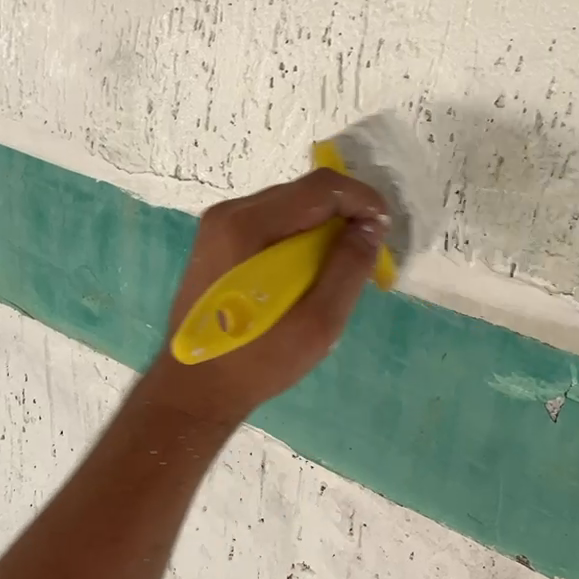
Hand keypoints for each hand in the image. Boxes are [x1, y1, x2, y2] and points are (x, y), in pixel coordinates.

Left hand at [146, 167, 388, 421]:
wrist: (194, 390)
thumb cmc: (257, 361)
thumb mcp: (318, 321)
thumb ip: (349, 267)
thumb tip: (372, 226)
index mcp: (249, 227)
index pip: (320, 187)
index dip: (362, 199)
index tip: (383, 230)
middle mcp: (230, 214)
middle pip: (304, 193)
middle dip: (344, 213)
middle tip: (366, 252)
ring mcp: (219, 226)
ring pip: (289, 206)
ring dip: (322, 226)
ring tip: (339, 266)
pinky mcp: (217, 242)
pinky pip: (272, 222)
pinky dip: (299, 237)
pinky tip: (306, 272)